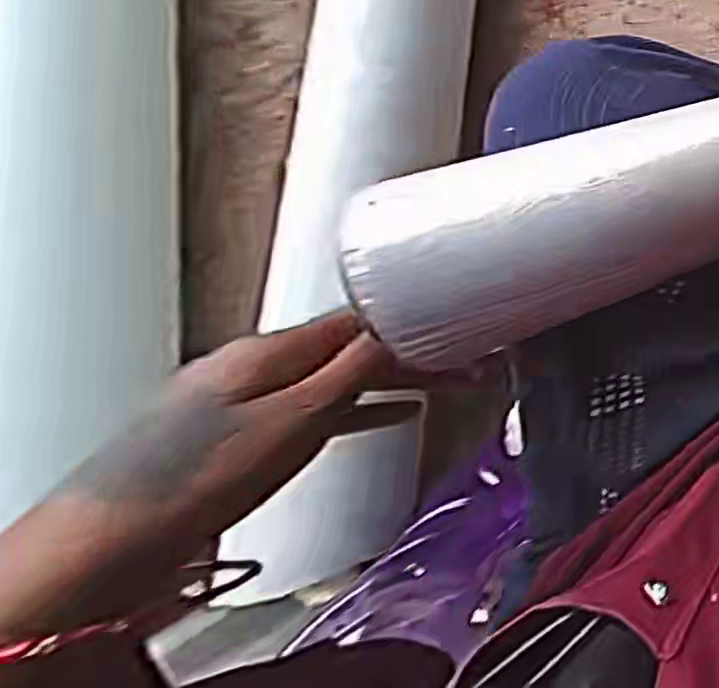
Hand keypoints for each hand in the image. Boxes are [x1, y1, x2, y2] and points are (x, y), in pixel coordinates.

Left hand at [0, 310, 436, 640]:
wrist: (100, 553)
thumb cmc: (192, 483)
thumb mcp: (300, 416)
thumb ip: (358, 366)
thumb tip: (403, 329)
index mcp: (267, 350)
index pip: (364, 318)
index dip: (419, 321)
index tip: (460, 329)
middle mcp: (253, 363)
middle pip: (357, 344)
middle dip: (416, 352)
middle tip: (465, 364)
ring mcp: (242, 396)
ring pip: (343, 372)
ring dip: (397, 377)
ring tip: (446, 384)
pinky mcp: (238, 428)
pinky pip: (320, 401)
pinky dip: (363, 402)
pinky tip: (391, 410)